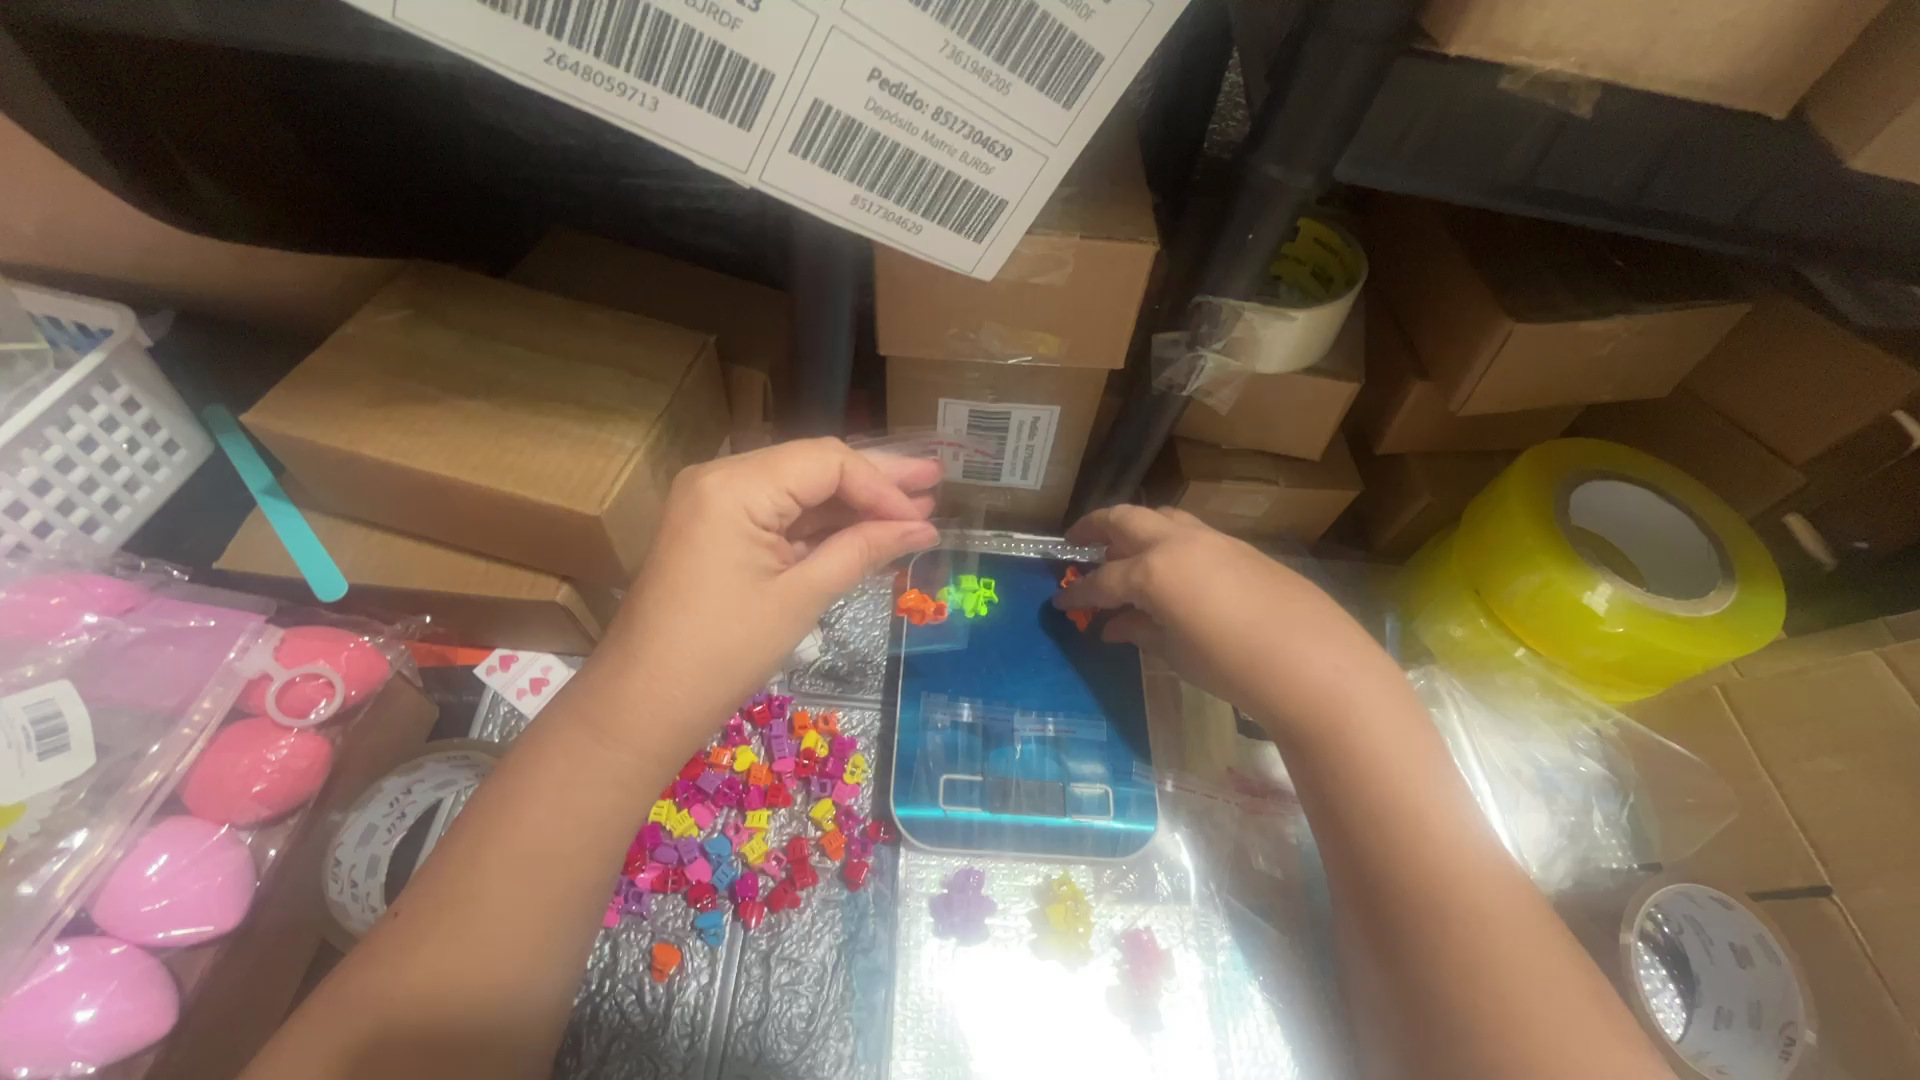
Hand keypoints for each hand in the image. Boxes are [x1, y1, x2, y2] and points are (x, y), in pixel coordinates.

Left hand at [597, 439, 941, 750]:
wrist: (642, 706)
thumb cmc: (721, 654)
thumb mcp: (800, 598)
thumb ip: (861, 551)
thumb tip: (924, 528)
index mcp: (735, 485)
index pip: (827, 461)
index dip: (882, 485)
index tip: (925, 518)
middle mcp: (722, 478)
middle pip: (814, 465)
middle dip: (876, 479)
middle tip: (935, 478)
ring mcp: (716, 504)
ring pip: (800, 490)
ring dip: (854, 501)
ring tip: (917, 503)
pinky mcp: (718, 532)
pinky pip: (780, 516)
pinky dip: (823, 525)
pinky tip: (869, 528)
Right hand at [1053, 506, 1400, 733]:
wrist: (1313, 664)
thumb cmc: (1232, 667)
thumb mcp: (1175, 654)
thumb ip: (1139, 632)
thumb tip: (1112, 627)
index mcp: (1153, 572)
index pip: (1102, 581)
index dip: (1077, 594)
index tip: (1059, 602)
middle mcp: (1178, 543)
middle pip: (1125, 520)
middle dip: (1095, 527)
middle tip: (1075, 540)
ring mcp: (1213, 540)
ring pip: (1162, 517)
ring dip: (1135, 527)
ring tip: (1123, 548)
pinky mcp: (1242, 548)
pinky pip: (1192, 533)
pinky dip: (1168, 541)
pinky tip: (1171, 568)